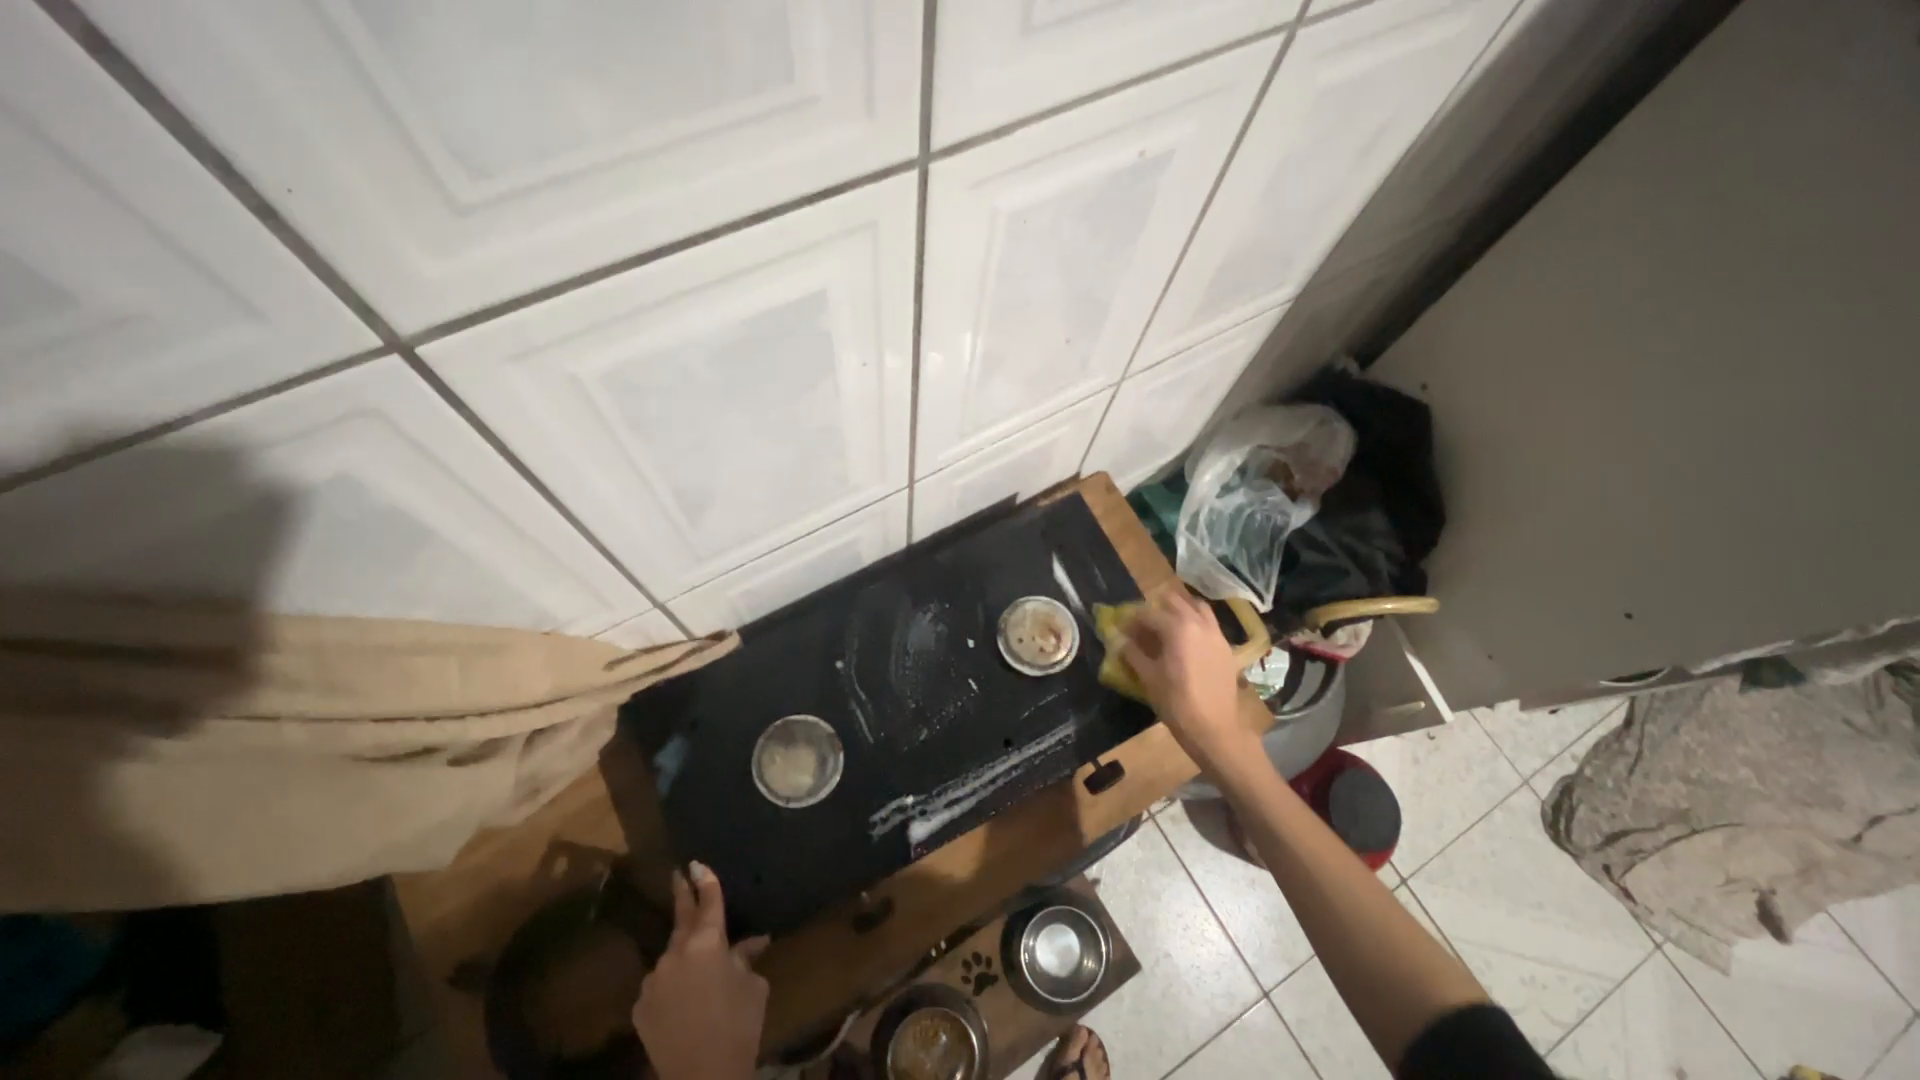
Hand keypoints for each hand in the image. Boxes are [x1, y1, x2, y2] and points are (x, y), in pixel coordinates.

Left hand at [633, 861, 770, 1079]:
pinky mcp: (640, 1005)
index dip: (706, 882)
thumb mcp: (754, 988)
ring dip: (684, 955)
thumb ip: (747, 959)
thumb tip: (753, 942)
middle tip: (678, 874)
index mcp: (708, 943)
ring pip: (672, 957)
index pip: (708, 903)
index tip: (697, 863)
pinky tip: (685, 1002)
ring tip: (699, 967)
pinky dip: (673, 985)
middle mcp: (676, 953)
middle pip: (681, 919)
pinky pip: (661, 985)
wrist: (702, 1077)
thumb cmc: (739, 1027)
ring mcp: (654, 979)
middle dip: (682, 896)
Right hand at [1120, 590, 1253, 767]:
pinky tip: (1186, 641)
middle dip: (1156, 608)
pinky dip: (1195, 622)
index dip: (1132, 619)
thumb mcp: (1148, 678)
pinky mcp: (1226, 647)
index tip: (1122, 629)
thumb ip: (1133, 653)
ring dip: (1179, 609)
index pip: (1149, 613)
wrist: (1214, 728)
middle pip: (1175, 601)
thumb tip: (1119, 640)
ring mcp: (1216, 634)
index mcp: (1178, 628)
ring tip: (1167, 625)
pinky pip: (1209, 623)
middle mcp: (1199, 623)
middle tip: (1143, 625)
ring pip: (1196, 607)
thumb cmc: (1176, 703)